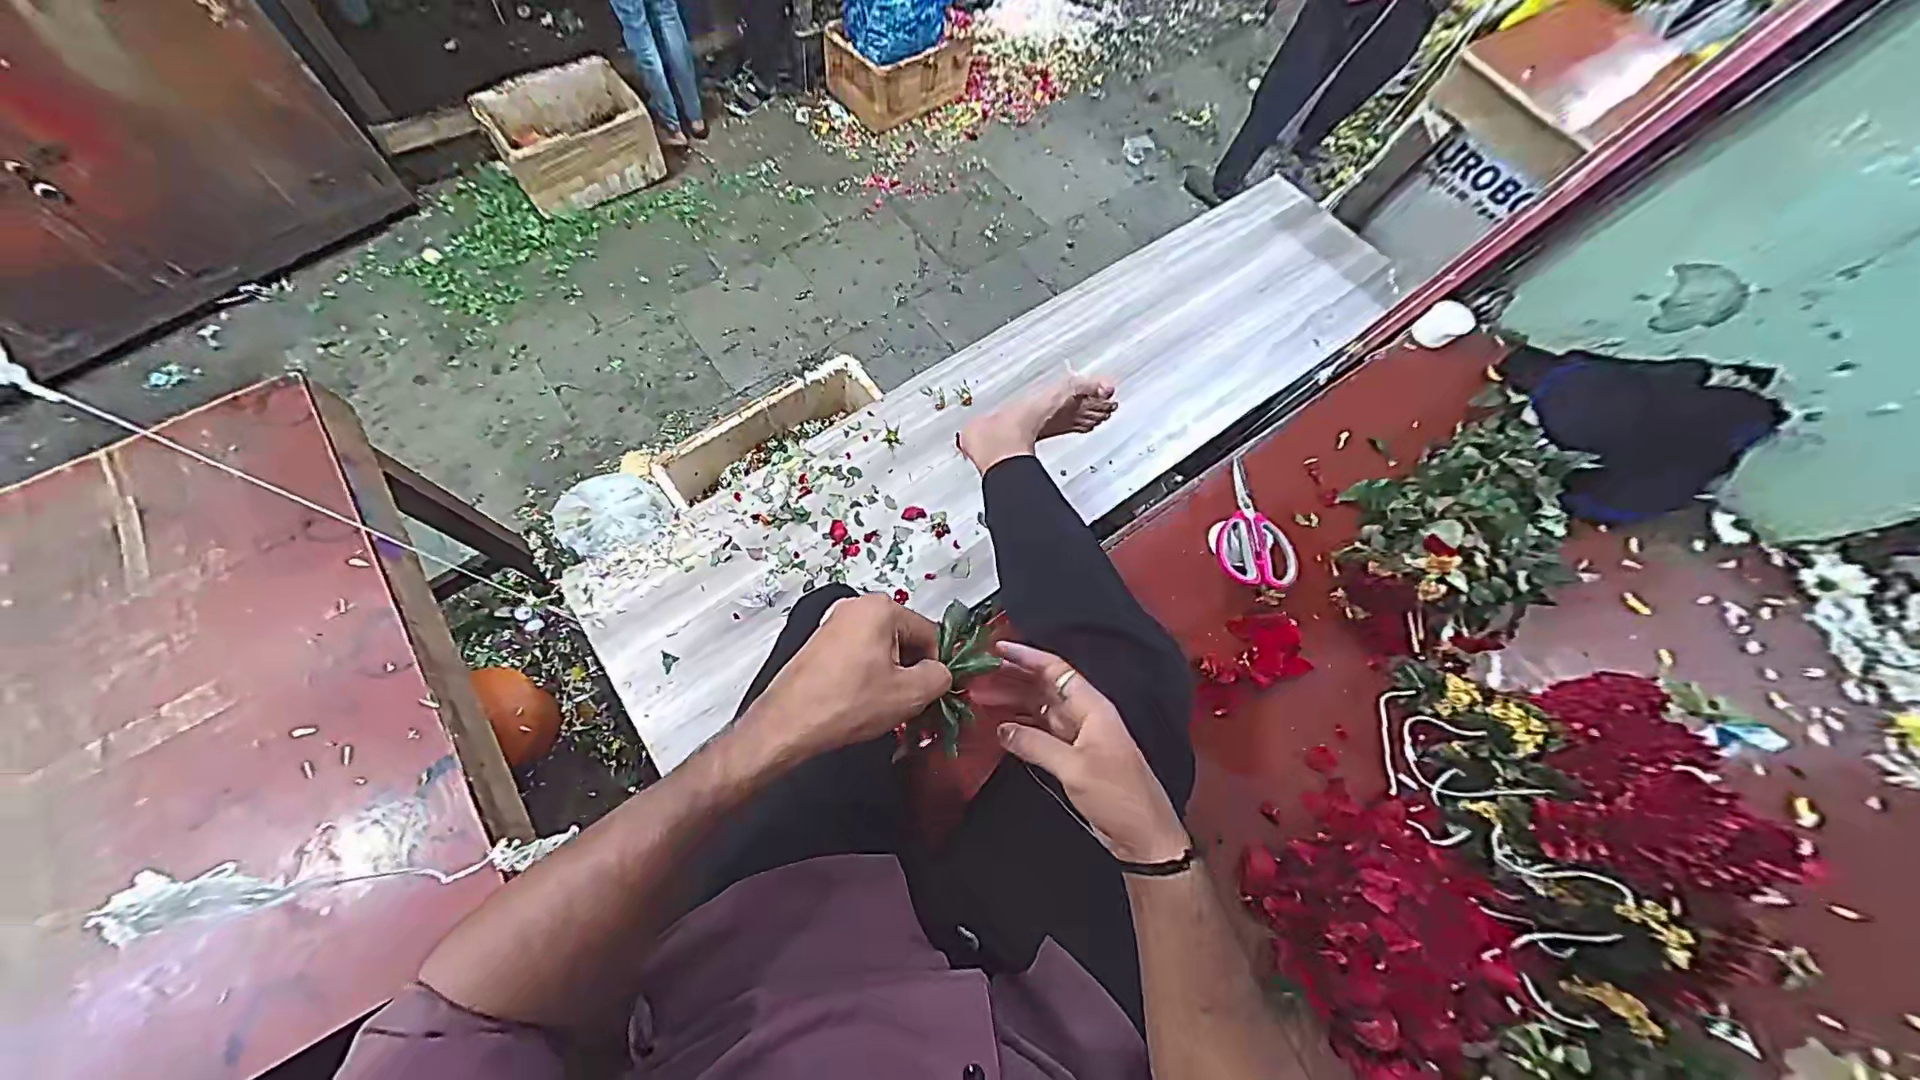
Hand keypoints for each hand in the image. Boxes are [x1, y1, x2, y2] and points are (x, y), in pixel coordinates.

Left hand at [743, 594, 951, 763]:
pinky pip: (860, 654)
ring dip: (889, 674)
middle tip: (906, 698)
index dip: (935, 664)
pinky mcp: (822, 643)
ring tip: (880, 702)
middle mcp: (856, 607)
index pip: (929, 632)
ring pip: (882, 648)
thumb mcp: (909, 694)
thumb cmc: (842, 703)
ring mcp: (835, 623)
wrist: (788, 724)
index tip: (932, 687)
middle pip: (905, 637)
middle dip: (910, 668)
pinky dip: (867, 674)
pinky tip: (861, 699)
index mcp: (880, 608)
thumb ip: (940, 677)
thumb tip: (941, 673)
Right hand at [989, 642, 1189, 864]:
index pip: (1056, 669)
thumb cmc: (1118, 797)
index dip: (1026, 656)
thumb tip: (1002, 729)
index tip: (998, 648)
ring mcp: (1078, 735)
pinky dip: (1021, 726)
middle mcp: (1085, 715)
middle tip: (980, 674)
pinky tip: (1001, 725)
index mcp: (1092, 707)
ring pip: (1040, 708)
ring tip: (981, 695)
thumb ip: (1035, 745)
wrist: (1144, 836)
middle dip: (1012, 677)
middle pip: (1044, 686)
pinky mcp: (1072, 755)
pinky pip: (1041, 731)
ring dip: (1013, 700)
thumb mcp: (1074, 768)